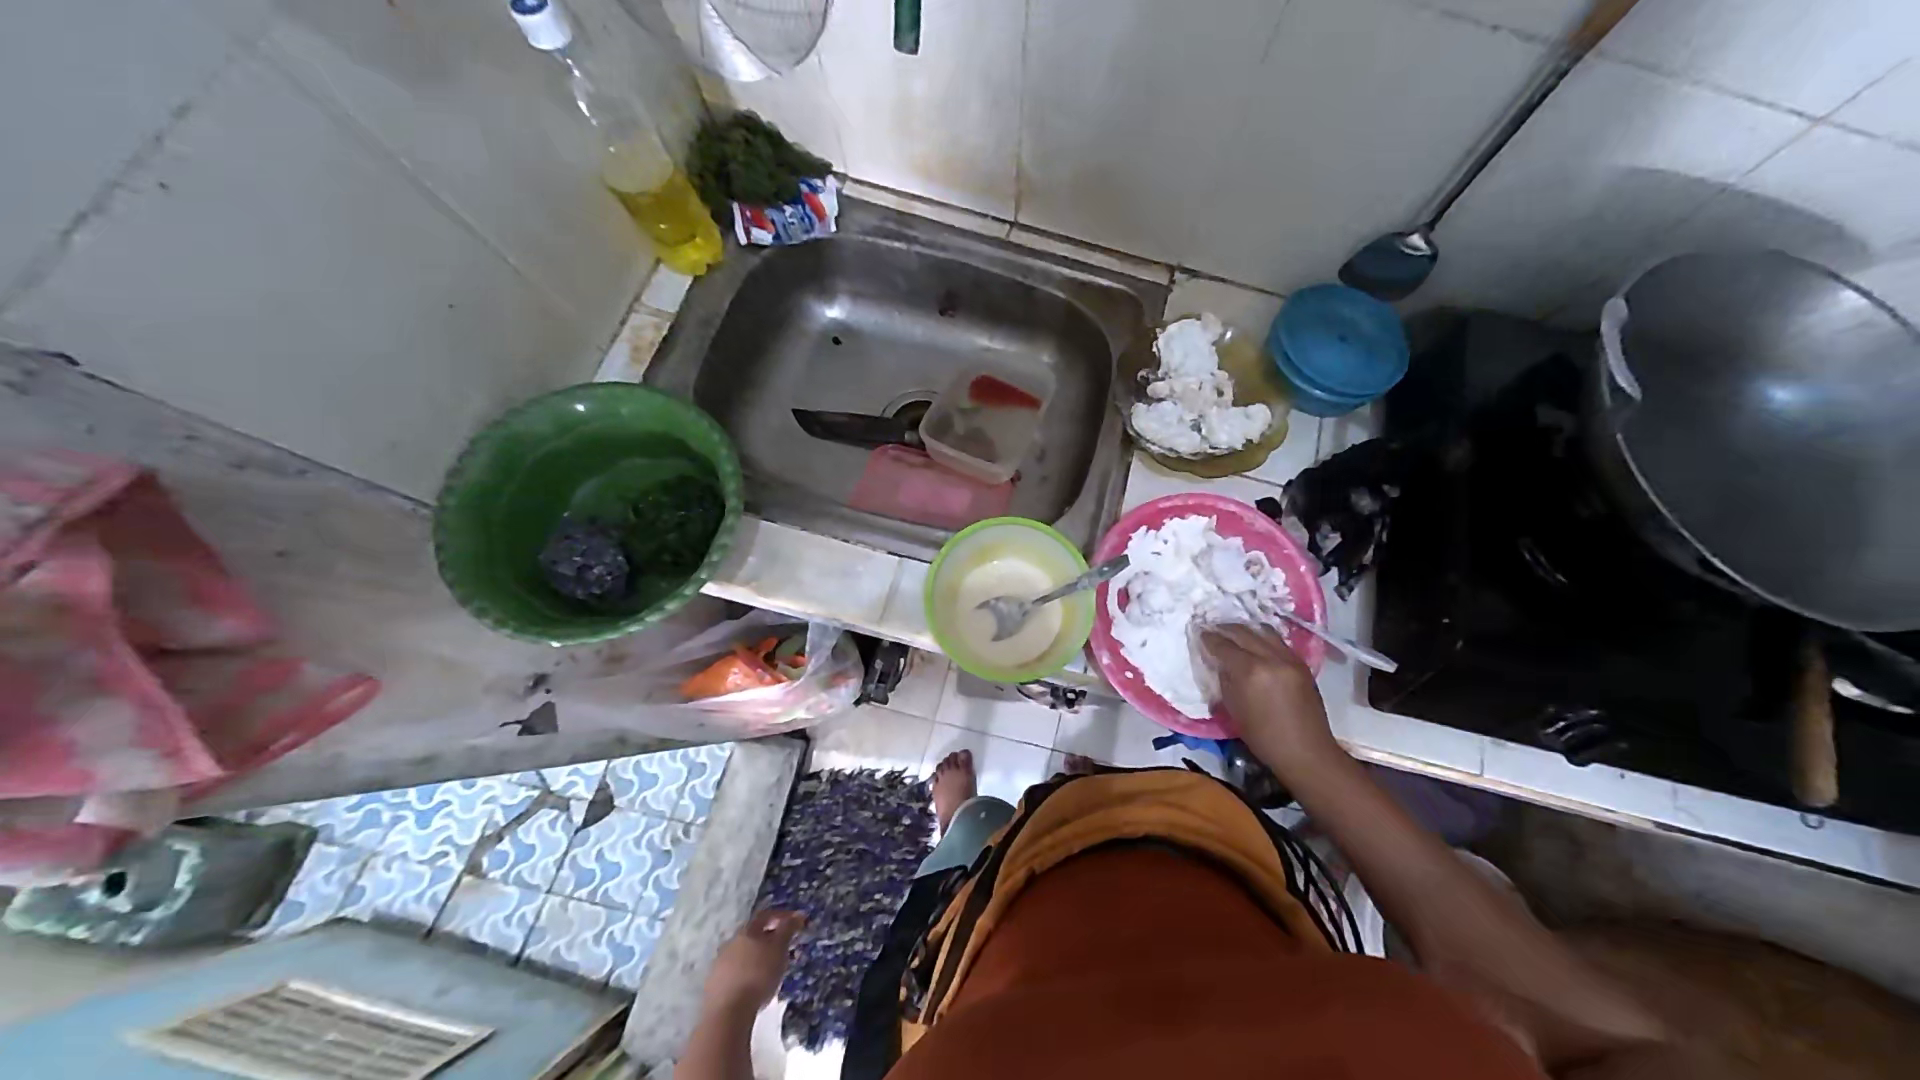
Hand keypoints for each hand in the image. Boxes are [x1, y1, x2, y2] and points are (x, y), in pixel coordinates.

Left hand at [703, 910, 804, 1013]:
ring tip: (769, 969)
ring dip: (756, 957)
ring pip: (742, 954)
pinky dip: (746, 973)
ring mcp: (719, 964)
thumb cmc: (758, 975)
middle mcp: (731, 942)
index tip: (796, 921)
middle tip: (784, 947)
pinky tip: (753, 985)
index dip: (782, 916)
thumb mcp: (779, 949)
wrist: (727, 1012)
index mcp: (747, 931)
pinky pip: (734, 972)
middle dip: (768, 938)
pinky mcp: (714, 985)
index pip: (765, 916)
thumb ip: (788, 929)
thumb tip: (798, 913)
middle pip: (752, 935)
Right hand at [1203, 624, 1339, 770]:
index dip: (1209, 638)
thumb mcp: (1233, 709)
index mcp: (1250, 671)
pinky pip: (1277, 641)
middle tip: (1212, 629)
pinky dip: (1262, 638)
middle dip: (1225, 628)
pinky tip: (1255, 643)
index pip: (1224, 645)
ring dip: (1245, 629)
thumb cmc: (1263, 737)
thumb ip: (1224, 679)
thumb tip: (1219, 663)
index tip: (1199, 633)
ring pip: (1263, 631)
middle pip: (1243, 632)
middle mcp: (1271, 658)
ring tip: (1234, 633)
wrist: (1306, 751)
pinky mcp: (1302, 663)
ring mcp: (1289, 658)